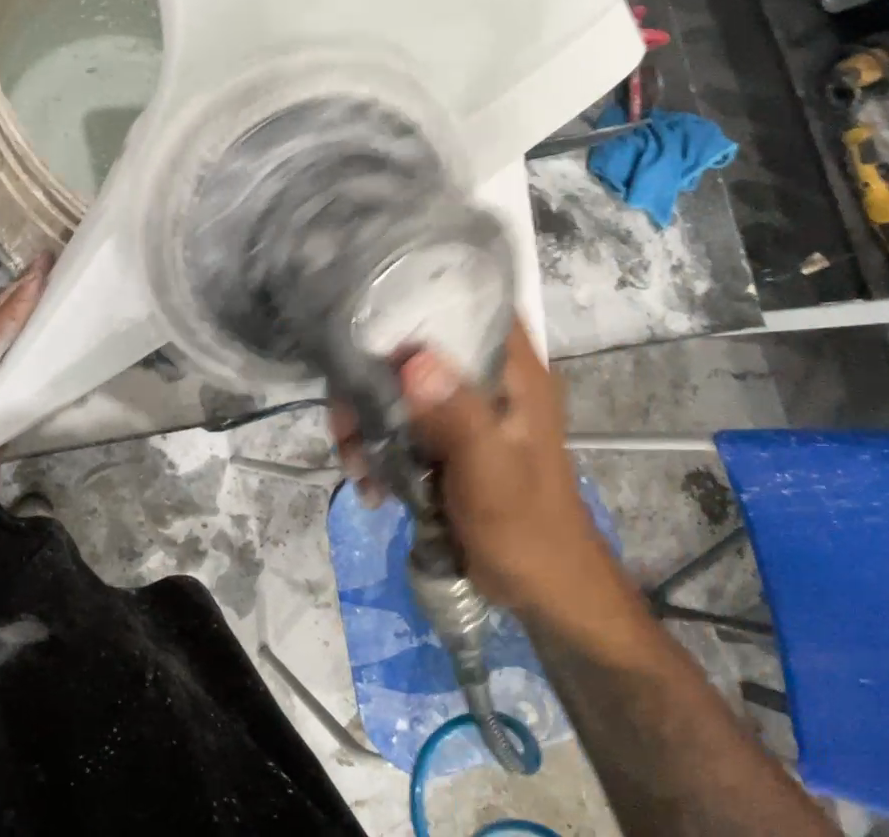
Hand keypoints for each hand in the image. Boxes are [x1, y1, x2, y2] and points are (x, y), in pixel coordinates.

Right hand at [332, 320, 612, 612]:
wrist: (543, 593)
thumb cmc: (528, 531)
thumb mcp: (492, 474)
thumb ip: (458, 417)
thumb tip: (413, 361)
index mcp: (515, 374)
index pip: (470, 304)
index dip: (420, 295)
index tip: (366, 313)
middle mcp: (487, 381)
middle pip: (415, 350)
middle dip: (370, 381)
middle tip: (344, 420)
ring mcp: (462, 412)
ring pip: (396, 390)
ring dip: (365, 423)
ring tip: (356, 465)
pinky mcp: (444, 442)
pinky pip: (396, 426)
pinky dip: (375, 449)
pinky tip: (369, 484)